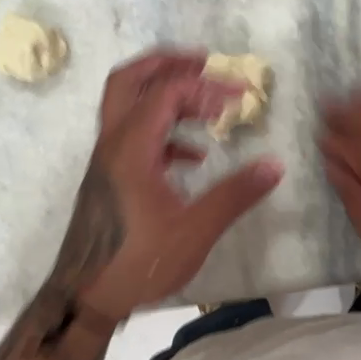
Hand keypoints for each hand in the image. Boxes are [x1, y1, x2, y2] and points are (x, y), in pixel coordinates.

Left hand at [61, 49, 283, 320]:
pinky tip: (194, 156)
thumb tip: (275, 164)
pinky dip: (164, 131)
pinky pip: (135, 136)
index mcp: (132, 149)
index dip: (207, 87)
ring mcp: (108, 161)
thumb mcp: (195, 230)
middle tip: (205, 63)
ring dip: (166, 96)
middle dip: (168, 65)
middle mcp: (113, 145)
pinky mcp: (110, 179)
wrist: (85, 296)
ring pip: (129, 106)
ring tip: (207, 107)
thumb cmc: (138, 262)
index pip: (167, 93)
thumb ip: (235, 194)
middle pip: (131, 81)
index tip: (242, 98)